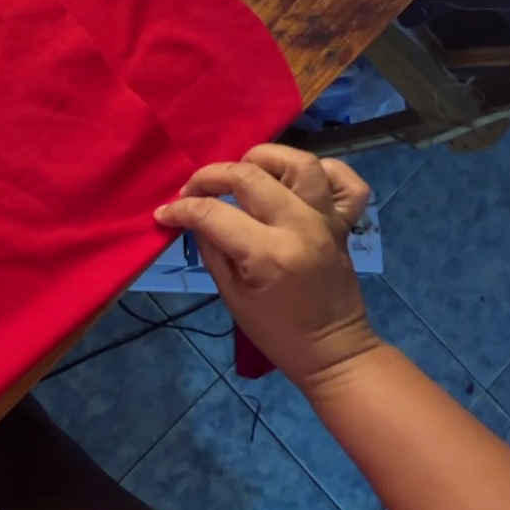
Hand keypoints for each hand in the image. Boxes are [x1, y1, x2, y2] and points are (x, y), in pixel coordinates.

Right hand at [153, 145, 379, 392]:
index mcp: (268, 253)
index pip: (212, 212)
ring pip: (299, 163)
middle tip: (194, 192)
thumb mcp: (230, 293)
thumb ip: (211, 247)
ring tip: (244, 173)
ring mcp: (327, 220)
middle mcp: (300, 227)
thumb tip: (192, 217)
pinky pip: (345, 181)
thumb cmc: (275, 330)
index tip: (165, 214)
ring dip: (264, 159)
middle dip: (210, 176)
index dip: (180, 209)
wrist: (333, 350)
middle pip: (249, 175)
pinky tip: (295, 182)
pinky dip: (322, 171)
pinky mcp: (345, 221)